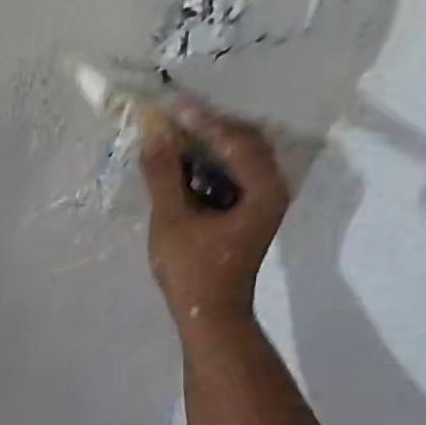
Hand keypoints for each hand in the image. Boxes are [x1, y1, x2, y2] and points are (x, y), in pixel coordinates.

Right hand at [142, 100, 289, 326]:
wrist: (209, 316)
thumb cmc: (193, 272)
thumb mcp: (172, 219)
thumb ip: (163, 174)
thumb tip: (154, 132)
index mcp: (264, 190)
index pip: (235, 140)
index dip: (202, 122)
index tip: (171, 108)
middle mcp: (272, 189)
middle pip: (243, 142)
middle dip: (207, 128)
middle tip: (172, 119)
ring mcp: (261, 202)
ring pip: (237, 158)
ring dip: (206, 146)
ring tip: (172, 138)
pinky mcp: (247, 213)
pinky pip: (232, 175)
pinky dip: (208, 166)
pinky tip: (181, 166)